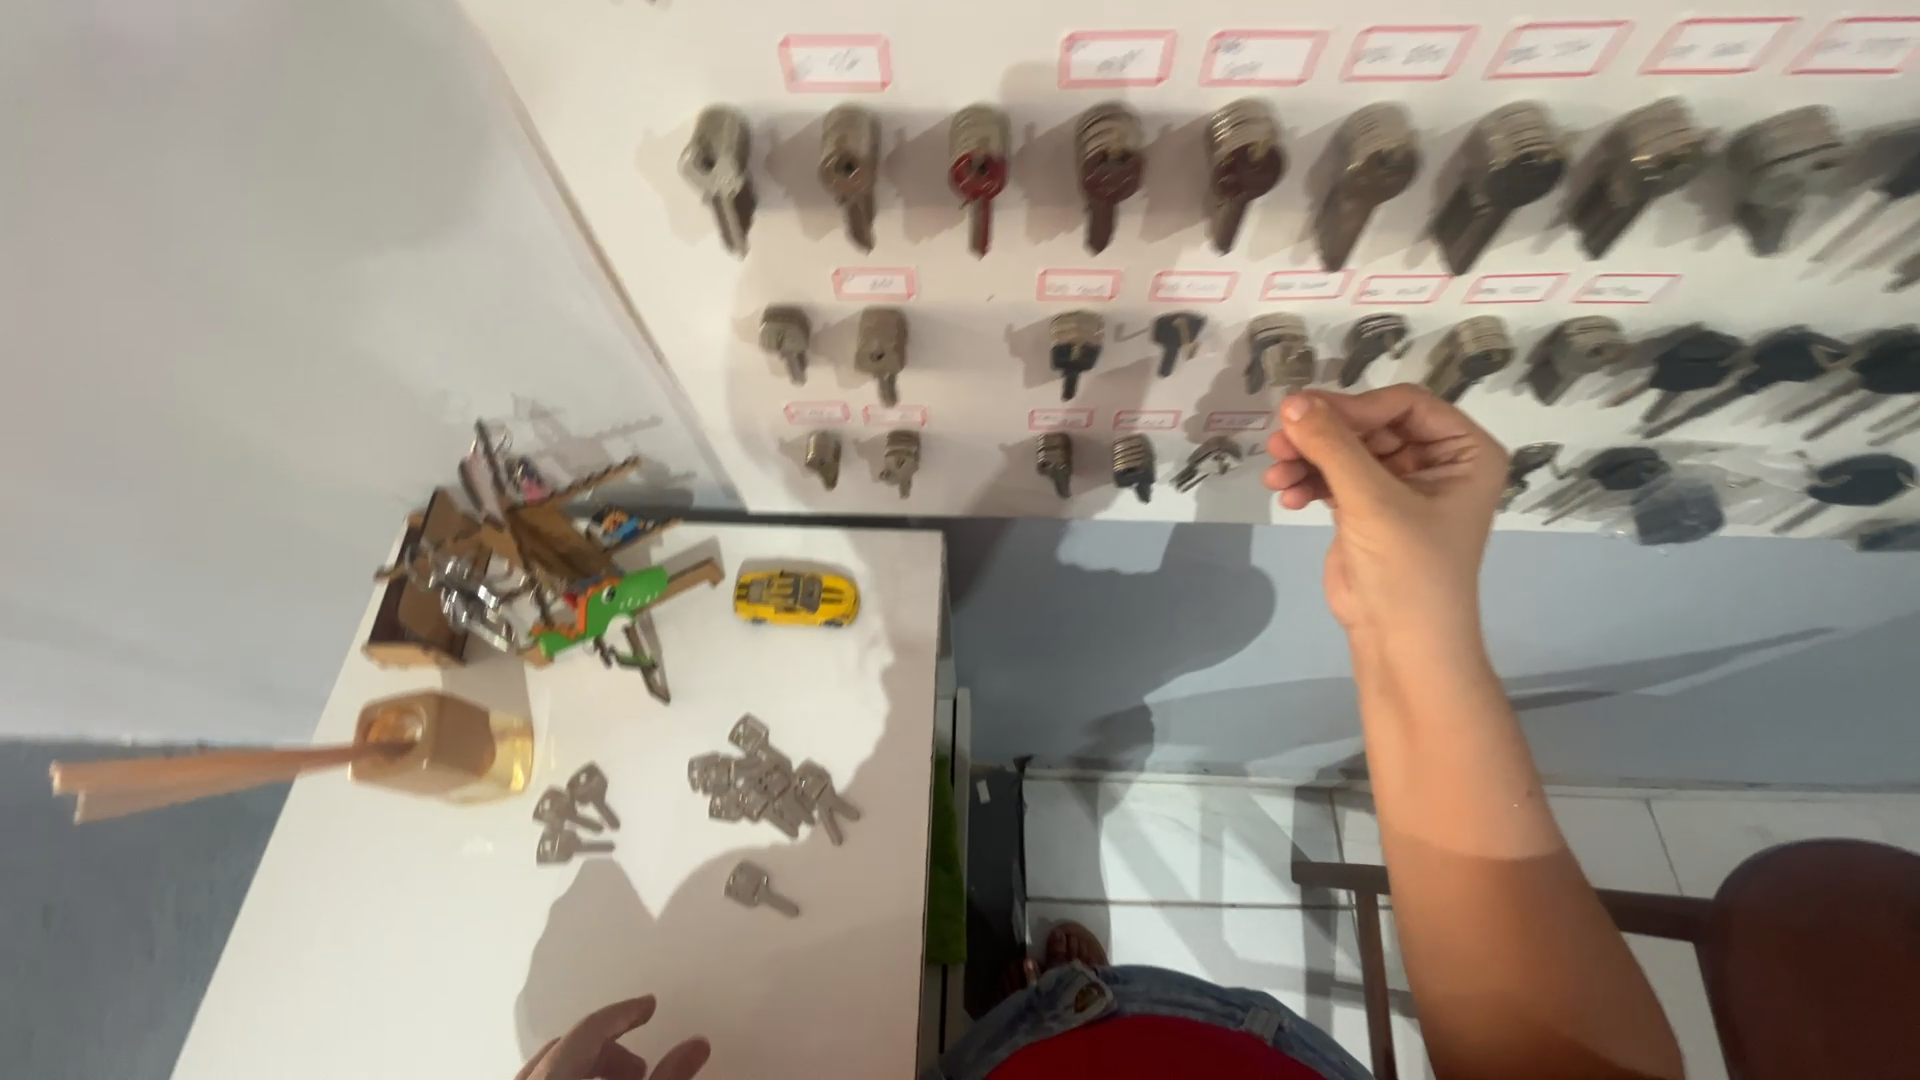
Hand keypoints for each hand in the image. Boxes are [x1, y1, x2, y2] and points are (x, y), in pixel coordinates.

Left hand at [513, 997, 708, 1079]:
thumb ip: (668, 1079)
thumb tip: (697, 1044)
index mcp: (554, 1076)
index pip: (588, 1029)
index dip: (624, 1012)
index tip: (649, 1007)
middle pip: (564, 1048)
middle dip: (606, 1049)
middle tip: (640, 1071)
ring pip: (545, 1071)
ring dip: (586, 1070)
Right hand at [1262, 387, 1504, 636]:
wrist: (1399, 640)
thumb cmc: (1407, 567)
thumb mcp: (1372, 501)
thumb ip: (1332, 447)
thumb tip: (1290, 401)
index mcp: (1463, 451)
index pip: (1403, 405)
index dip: (1354, 407)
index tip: (1304, 418)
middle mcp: (1433, 461)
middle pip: (1367, 426)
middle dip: (1321, 436)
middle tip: (1277, 444)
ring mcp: (1396, 486)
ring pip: (1343, 452)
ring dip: (1306, 460)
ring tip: (1275, 476)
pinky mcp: (1364, 509)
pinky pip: (1331, 478)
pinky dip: (1306, 482)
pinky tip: (1286, 498)